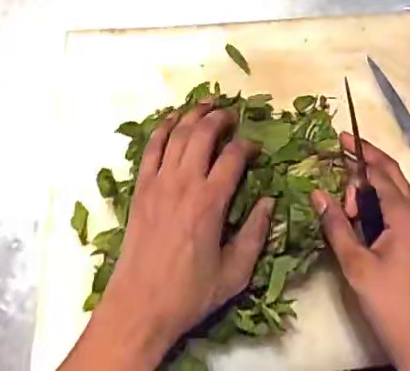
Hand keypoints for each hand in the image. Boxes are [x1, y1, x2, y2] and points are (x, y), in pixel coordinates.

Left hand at [61, 101, 273, 370]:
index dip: (248, 145)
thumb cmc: (189, 294)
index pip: (233, 156)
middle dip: (221, 118)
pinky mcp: (141, 186)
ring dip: (193, 113)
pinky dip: (162, 127)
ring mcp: (159, 181)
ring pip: (177, 133)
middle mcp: (185, 182)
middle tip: (232, 115)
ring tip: (207, 103)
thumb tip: (270, 202)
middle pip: (203, 133)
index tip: (256, 147)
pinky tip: (172, 117)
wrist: (139, 306)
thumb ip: (255, 235)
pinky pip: (151, 146)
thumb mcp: (233, 274)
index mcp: (210, 202)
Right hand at [314, 133, 409, 370]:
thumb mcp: (356, 265)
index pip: (380, 172)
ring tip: (343, 190)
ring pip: (394, 192)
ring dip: (370, 183)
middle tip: (342, 145)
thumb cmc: (391, 304)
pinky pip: (395, 209)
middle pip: (392, 174)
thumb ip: (337, 226)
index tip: (337, 140)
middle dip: (368, 158)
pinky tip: (357, 212)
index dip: (358, 157)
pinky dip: (376, 200)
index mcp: (405, 216)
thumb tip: (317, 192)